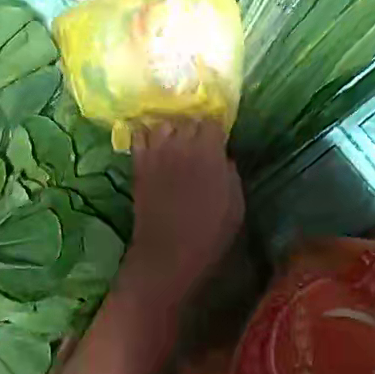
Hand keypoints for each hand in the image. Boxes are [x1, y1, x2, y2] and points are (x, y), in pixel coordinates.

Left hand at [121, 119, 243, 305]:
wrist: (169, 252)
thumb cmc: (210, 232)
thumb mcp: (236, 204)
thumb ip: (230, 173)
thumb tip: (223, 158)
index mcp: (210, 152)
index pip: (213, 122)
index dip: (215, 132)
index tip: (218, 142)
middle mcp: (182, 144)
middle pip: (187, 121)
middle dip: (193, 129)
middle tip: (197, 144)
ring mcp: (157, 152)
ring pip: (163, 125)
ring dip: (170, 131)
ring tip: (174, 143)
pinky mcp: (138, 164)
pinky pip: (138, 136)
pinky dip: (145, 136)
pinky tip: (151, 144)